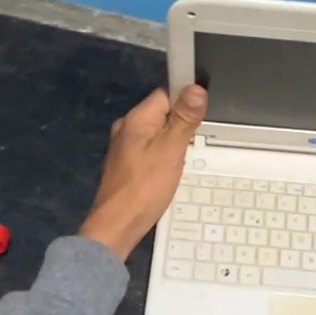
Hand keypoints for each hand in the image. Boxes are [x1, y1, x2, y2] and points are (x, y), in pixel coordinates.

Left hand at [79, 85, 207, 258]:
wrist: (117, 226)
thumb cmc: (145, 187)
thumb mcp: (171, 150)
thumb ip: (184, 119)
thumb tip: (197, 88)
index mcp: (136, 119)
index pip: (165, 95)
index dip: (184, 104)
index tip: (197, 121)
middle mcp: (126, 128)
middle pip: (161, 115)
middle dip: (179, 127)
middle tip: (189, 147)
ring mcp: (123, 148)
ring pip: (156, 135)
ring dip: (171, 144)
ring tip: (179, 163)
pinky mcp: (125, 165)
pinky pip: (149, 151)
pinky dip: (161, 158)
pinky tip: (167, 174)